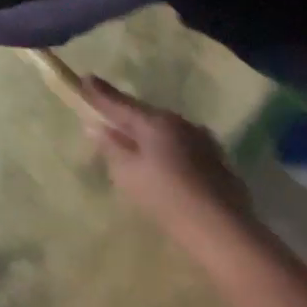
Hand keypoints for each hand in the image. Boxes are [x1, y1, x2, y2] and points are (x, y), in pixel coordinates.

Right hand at [82, 77, 253, 248]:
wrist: (221, 229)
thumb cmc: (166, 197)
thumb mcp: (127, 173)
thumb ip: (110, 147)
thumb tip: (95, 126)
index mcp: (156, 122)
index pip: (120, 103)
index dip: (99, 93)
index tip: (85, 77)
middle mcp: (181, 123)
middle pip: (144, 115)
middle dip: (124, 115)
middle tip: (105, 116)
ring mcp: (202, 140)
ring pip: (164, 130)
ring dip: (145, 134)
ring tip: (131, 143)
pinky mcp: (215, 159)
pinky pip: (180, 145)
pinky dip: (164, 148)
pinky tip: (160, 163)